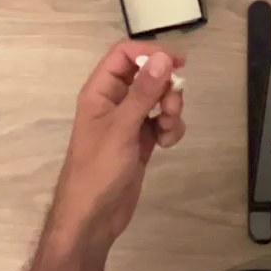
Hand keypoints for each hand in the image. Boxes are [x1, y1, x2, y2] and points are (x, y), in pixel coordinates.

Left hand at [48, 42, 186, 252]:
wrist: (93, 218)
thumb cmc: (98, 169)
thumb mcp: (121, 128)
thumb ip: (143, 92)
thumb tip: (163, 58)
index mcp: (100, 91)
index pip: (124, 55)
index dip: (150, 53)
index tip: (178, 62)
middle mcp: (114, 102)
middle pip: (147, 75)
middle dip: (166, 88)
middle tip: (171, 108)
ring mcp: (129, 122)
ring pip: (158, 99)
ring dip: (171, 110)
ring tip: (167, 131)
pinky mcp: (141, 140)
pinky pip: (162, 122)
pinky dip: (170, 129)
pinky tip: (167, 144)